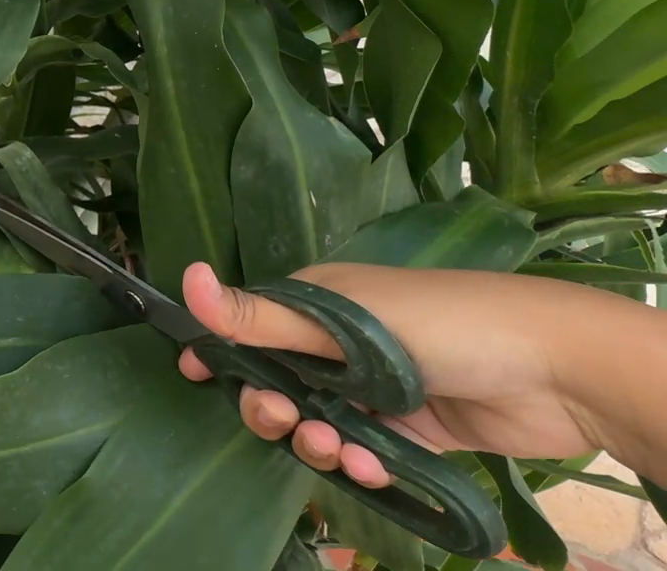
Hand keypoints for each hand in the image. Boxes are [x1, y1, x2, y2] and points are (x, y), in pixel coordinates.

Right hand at [176, 261, 601, 487]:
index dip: (218, 351)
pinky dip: (356, 459)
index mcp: (310, 306)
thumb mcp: (339, 321)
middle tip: (279, 419)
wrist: (557, 369)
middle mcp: (332, 344)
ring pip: (313, 419)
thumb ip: (258, 316)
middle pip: (273, 380)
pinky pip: (360, 447)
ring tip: (334, 448)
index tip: (194, 374)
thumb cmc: (436, 324)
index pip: (245, 327)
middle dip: (267, 405)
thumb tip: (185, 277)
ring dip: (313, 438)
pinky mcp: (405, 427)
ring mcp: (368, 387)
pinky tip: (370, 464)